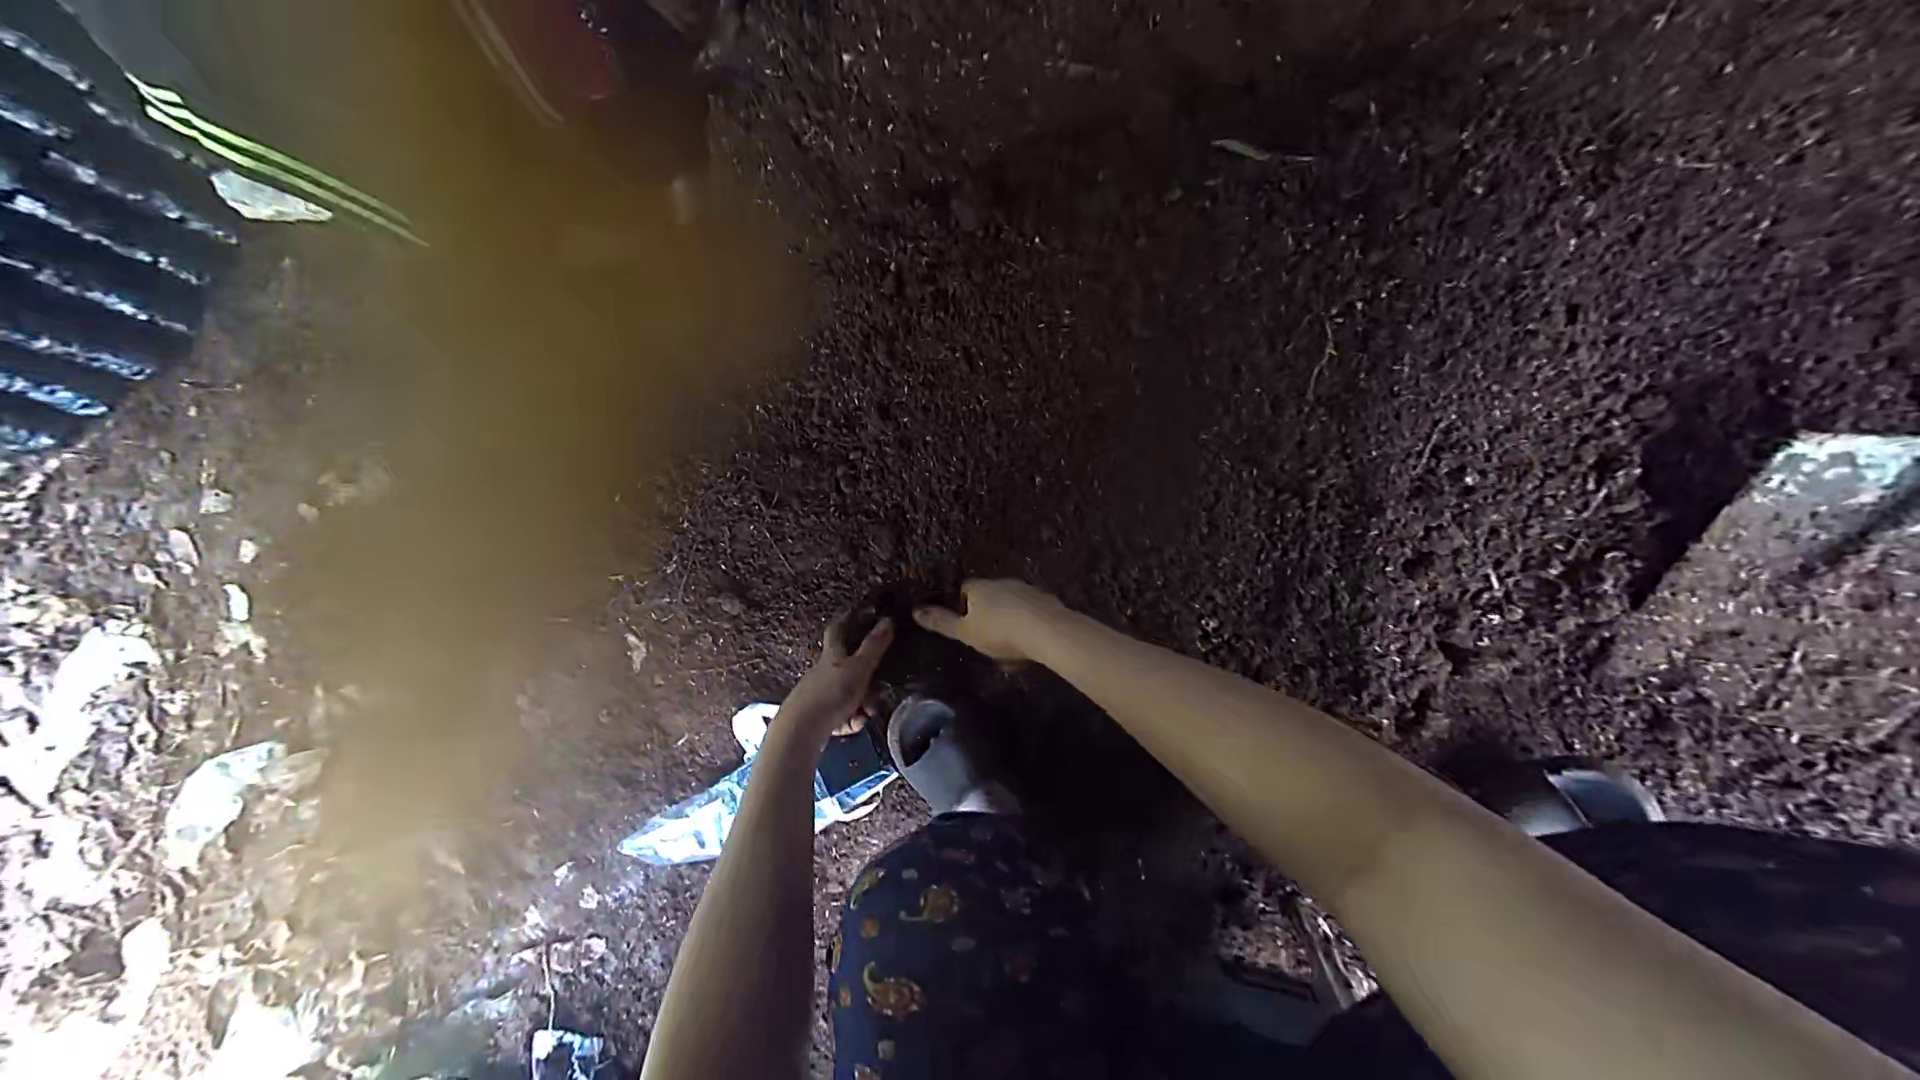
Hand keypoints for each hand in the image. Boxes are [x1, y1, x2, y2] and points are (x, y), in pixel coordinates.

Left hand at [776, 617, 894, 739]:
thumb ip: (874, 647)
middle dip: (864, 680)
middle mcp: (821, 671)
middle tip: (875, 693)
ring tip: (863, 715)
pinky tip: (849, 727)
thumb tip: (888, 619)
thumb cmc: (831, 694)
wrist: (799, 732)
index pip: (838, 630)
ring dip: (859, 705)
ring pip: (846, 694)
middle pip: (847, 668)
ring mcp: (816, 693)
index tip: (860, 613)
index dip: (848, 619)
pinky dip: (847, 720)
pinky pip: (838, 715)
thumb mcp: (859, 669)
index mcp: (831, 655)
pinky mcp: (813, 715)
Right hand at [913, 579, 1066, 662]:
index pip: (964, 589)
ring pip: (1011, 606)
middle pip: (989, 597)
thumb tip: (915, 611)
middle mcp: (1002, 582)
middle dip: (987, 616)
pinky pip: (1031, 613)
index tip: (963, 625)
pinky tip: (1029, 645)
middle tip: (987, 641)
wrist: (1048, 631)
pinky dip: (1027, 626)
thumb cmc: (1000, 632)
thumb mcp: (966, 633)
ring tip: (1010, 650)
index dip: (961, 605)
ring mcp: (1026, 590)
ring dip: (1008, 622)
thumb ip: (942, 623)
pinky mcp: (1047, 601)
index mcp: (979, 587)